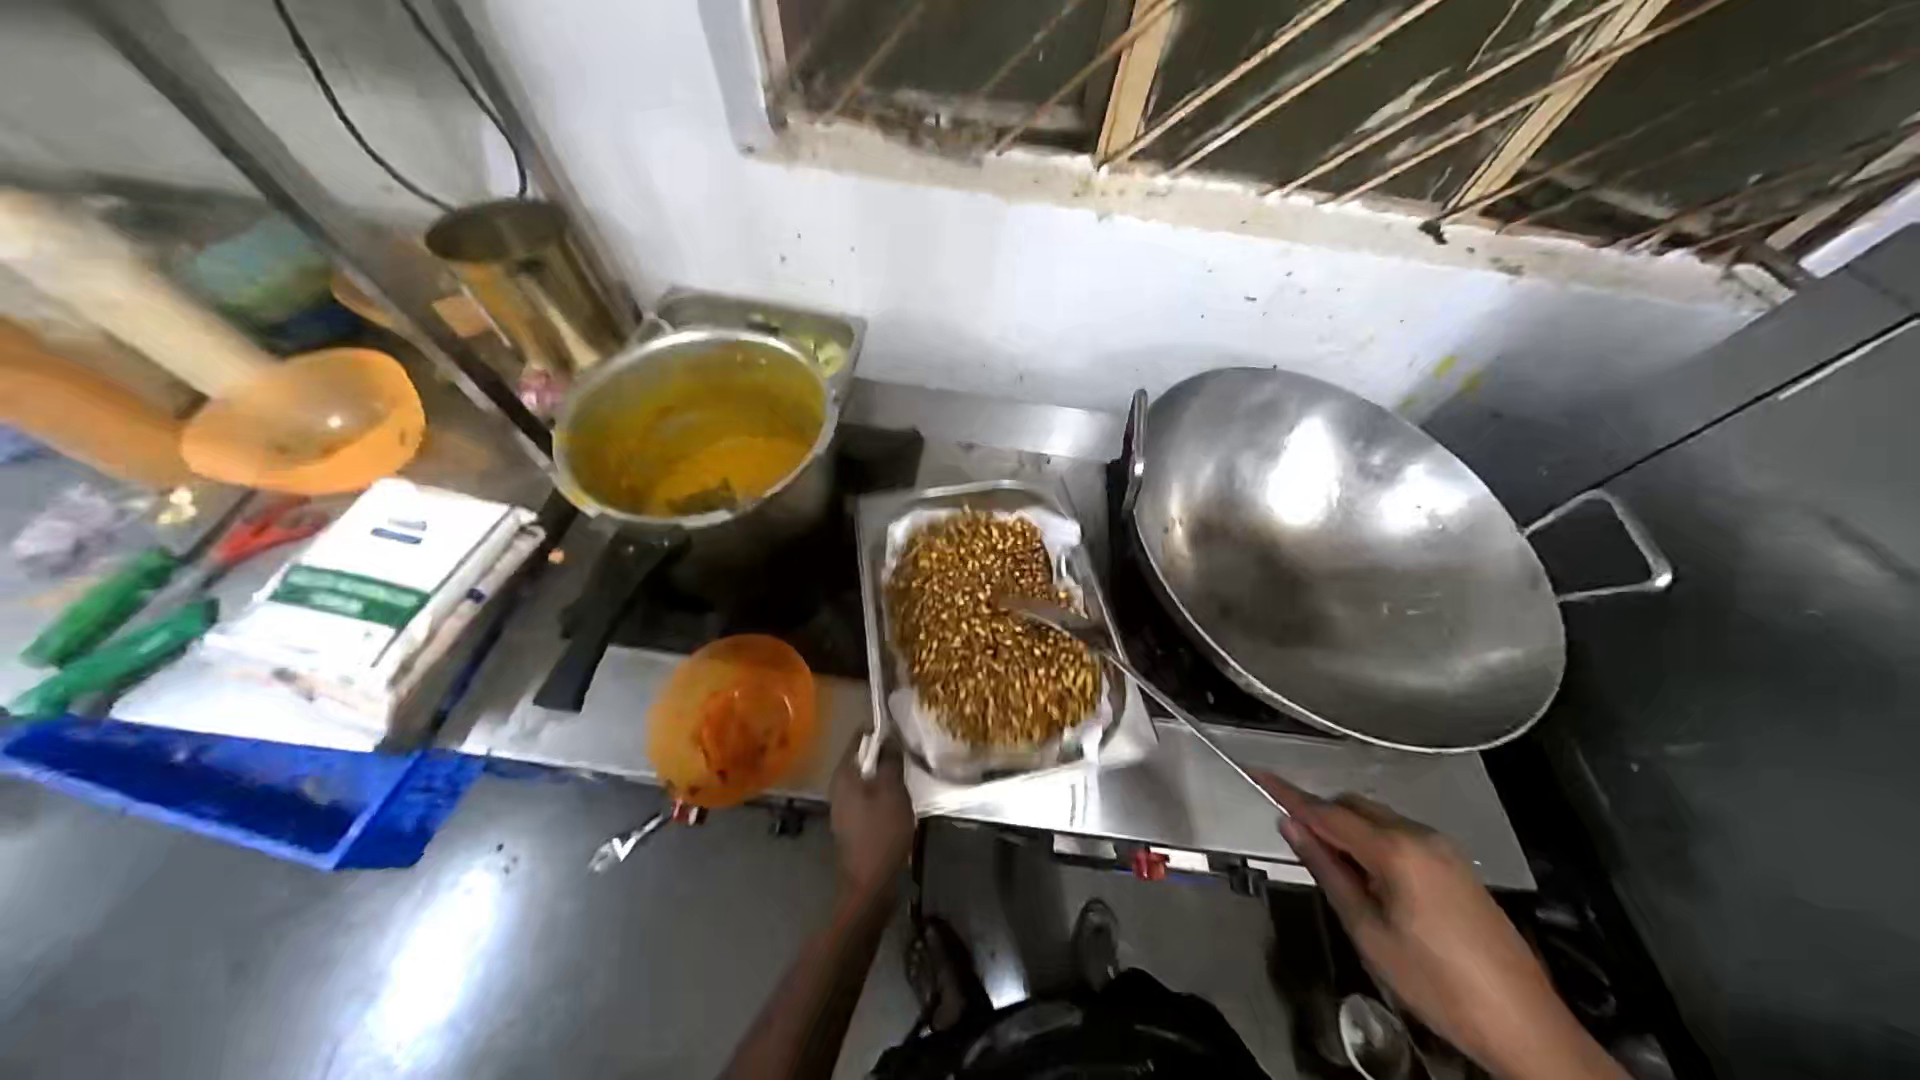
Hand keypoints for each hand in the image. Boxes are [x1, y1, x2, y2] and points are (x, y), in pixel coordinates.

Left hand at [829, 737, 914, 900]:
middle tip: (909, 750)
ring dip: (885, 774)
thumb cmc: (882, 832)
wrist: (870, 884)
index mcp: (844, 774)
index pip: (859, 738)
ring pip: (866, 779)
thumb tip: (888, 737)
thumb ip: (890, 760)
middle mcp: (838, 787)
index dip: (879, 729)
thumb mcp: (892, 790)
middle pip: (862, 759)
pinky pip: (868, 797)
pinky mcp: (853, 823)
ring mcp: (844, 807)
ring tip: (909, 772)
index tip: (901, 727)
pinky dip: (883, 793)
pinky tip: (900, 799)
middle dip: (884, 753)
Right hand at [1258, 774, 1623, 1079]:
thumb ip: (1326, 870)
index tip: (1259, 775)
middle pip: (1354, 806)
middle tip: (1300, 845)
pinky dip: (1375, 842)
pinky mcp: (1458, 865)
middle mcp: (1421, 836)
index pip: (1327, 812)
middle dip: (1322, 815)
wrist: (1524, 1025)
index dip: (1288, 794)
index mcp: (1395, 851)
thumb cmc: (1435, 982)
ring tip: (1338, 871)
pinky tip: (1373, 879)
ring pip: (1378, 818)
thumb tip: (1292, 828)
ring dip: (1349, 830)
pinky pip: (1402, 835)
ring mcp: (1445, 848)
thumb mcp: (1367, 930)